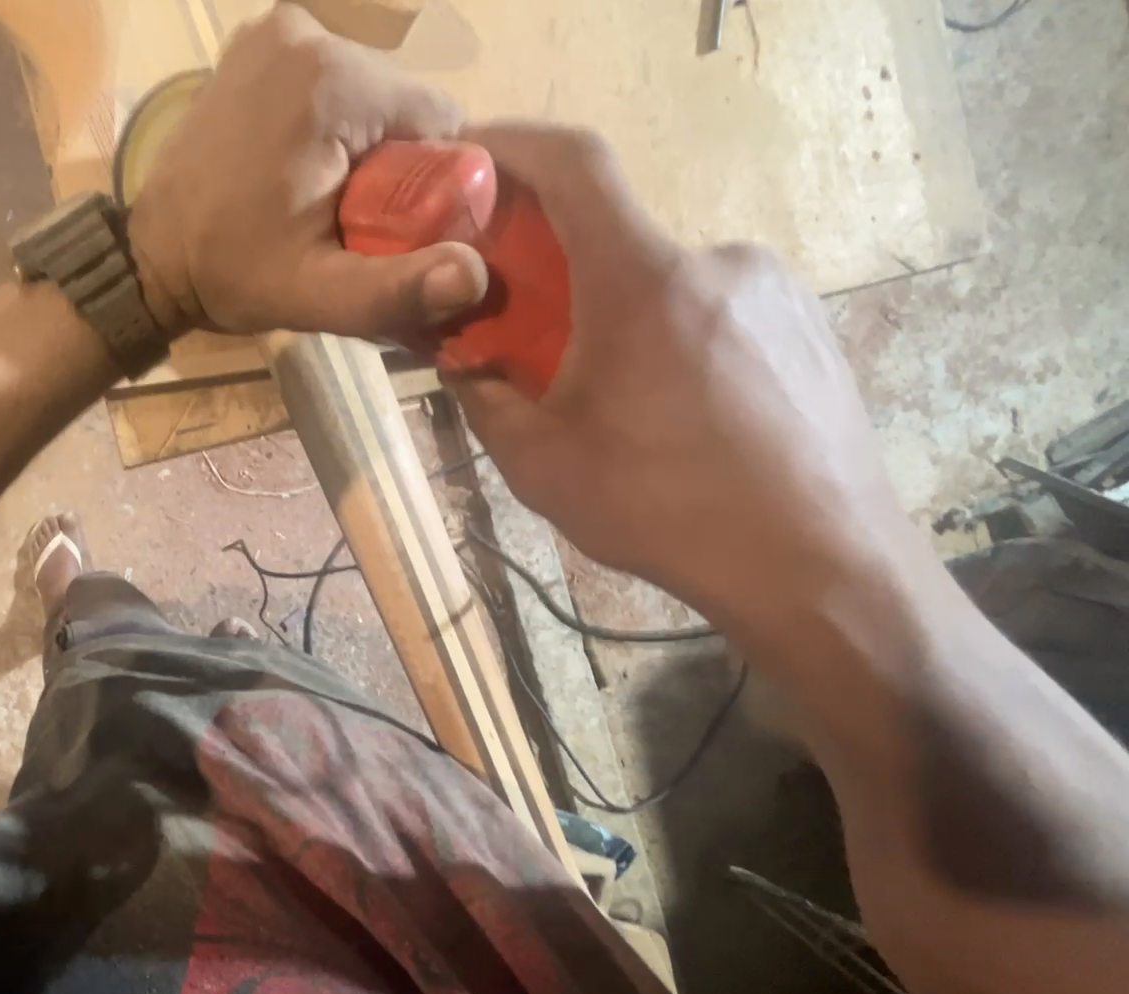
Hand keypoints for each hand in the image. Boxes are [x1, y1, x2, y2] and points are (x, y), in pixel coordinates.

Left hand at [126, 4, 488, 340]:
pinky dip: (330, 122)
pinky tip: (299, 168)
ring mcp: (275, 31)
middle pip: (400, 103)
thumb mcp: (314, 295)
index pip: (436, 122)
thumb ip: (395, 289)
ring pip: (367, 91)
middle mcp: (308, 31)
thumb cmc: (229, 275)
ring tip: (318, 199)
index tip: (390, 229)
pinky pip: (328, 80)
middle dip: (392, 166)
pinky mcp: (256, 44)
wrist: (151, 256)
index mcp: (333, 80)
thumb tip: (473, 275)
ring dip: (361, 146)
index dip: (429, 185)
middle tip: (347, 222)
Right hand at [447, 124, 930, 622]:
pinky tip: (672, 410)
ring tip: (609, 398)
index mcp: (642, 281)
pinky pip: (715, 309)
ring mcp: (774, 289)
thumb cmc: (660, 507)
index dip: (514, 145)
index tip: (469, 158)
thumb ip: (485, 400)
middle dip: (558, 278)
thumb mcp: (540, 463)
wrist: (815, 563)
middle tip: (531, 344)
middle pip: (614, 239)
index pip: (575, 165)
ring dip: (619, 320)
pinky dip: (671, 337)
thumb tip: (462, 365)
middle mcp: (715, 260)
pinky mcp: (807, 325)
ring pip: (664, 282)